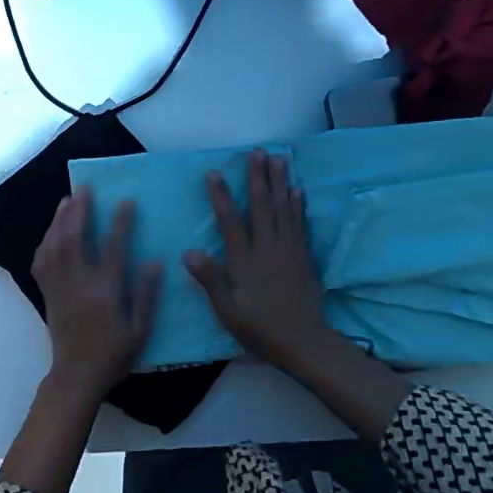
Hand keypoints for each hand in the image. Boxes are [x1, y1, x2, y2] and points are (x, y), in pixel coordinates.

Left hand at [32, 189, 161, 399]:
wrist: (76, 377)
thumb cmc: (114, 355)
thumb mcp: (140, 330)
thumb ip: (145, 295)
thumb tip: (154, 262)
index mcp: (104, 291)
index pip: (112, 248)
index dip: (119, 222)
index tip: (126, 201)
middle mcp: (77, 284)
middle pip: (73, 238)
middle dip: (78, 211)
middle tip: (84, 189)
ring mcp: (58, 287)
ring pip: (54, 245)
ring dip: (59, 220)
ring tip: (67, 200)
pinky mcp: (47, 294)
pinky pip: (41, 261)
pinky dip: (46, 241)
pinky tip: (51, 231)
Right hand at [183, 149, 327, 363]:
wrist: (303, 341)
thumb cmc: (259, 328)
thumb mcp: (227, 310)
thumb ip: (210, 279)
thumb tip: (188, 251)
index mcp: (244, 260)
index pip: (229, 221)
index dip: (220, 196)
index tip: (214, 172)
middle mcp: (267, 247)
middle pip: (261, 205)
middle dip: (258, 177)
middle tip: (257, 151)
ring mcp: (289, 249)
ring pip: (283, 208)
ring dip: (280, 182)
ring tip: (279, 159)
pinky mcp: (304, 256)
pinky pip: (301, 223)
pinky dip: (298, 205)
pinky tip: (298, 191)